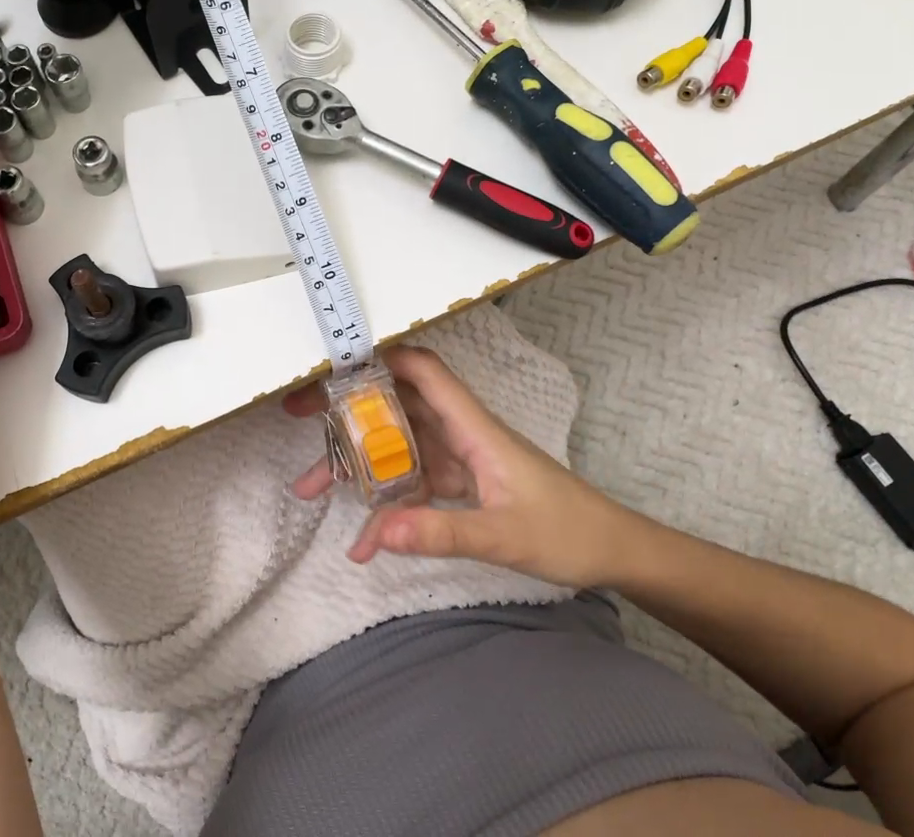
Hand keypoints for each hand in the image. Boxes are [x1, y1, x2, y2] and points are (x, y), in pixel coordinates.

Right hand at [283, 346, 636, 588]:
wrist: (614, 552)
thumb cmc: (570, 532)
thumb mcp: (503, 536)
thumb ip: (441, 534)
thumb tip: (376, 534)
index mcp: (476, 429)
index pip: (426, 374)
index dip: (382, 359)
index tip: (334, 364)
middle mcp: (464, 436)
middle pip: (398, 410)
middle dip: (348, 412)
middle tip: (299, 418)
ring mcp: (463, 462)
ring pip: (400, 449)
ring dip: (359, 464)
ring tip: (312, 487)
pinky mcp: (465, 487)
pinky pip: (415, 485)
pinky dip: (388, 506)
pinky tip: (367, 540)